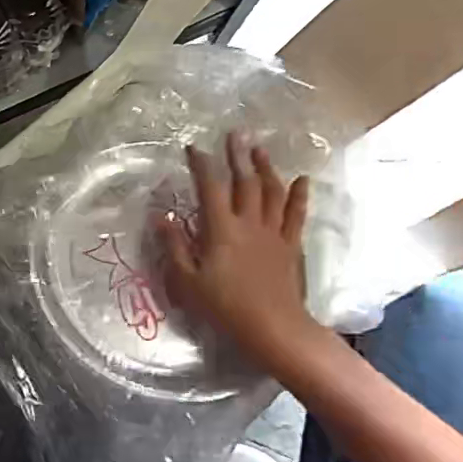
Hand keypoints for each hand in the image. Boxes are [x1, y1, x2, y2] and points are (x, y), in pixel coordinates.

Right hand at [159, 132, 322, 364]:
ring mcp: (273, 233)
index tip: (193, 148)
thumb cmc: (223, 305)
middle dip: (237, 156)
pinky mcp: (290, 245)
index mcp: (221, 230)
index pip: (210, 188)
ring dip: (265, 168)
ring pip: (271, 192)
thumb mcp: (186, 279)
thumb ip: (174, 246)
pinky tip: (301, 179)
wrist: (273, 327)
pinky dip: (299, 195)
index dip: (202, 166)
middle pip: (244, 182)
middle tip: (234, 134)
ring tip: (258, 149)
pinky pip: (295, 214)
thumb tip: (161, 216)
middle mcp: (249, 223)